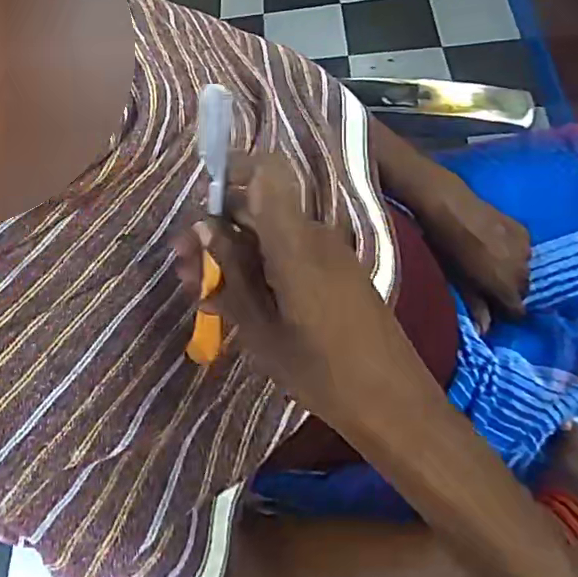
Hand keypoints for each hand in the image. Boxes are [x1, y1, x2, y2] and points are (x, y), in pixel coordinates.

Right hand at [185, 152, 434, 420]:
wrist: (396, 408)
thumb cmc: (321, 372)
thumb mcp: (260, 327)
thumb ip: (231, 270)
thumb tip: (204, 226)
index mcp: (295, 242)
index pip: (265, 173)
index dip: (230, 168)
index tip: (198, 193)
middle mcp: (313, 236)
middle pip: (255, 209)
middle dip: (213, 229)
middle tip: (181, 264)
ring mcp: (326, 255)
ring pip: (265, 236)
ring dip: (228, 254)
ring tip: (196, 289)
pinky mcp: (333, 275)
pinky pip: (284, 255)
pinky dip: (253, 269)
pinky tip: (225, 302)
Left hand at [420, 179, 530, 320]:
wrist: (449, 206)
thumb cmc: (444, 246)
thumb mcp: (455, 278)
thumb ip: (474, 304)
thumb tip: (485, 331)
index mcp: (507, 286)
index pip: (517, 311)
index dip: (504, 312)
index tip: (492, 309)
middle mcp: (524, 271)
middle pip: (521, 291)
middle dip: (507, 291)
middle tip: (485, 283)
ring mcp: (527, 249)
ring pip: (524, 270)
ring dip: (511, 270)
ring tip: (487, 261)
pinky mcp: (524, 230)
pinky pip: (523, 249)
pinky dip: (512, 251)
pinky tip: (492, 243)